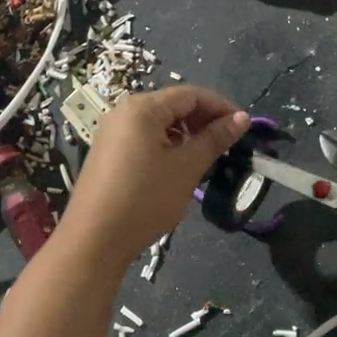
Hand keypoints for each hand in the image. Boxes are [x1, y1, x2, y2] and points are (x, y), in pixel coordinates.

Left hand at [56, 87, 249, 269]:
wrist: (92, 241)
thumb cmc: (144, 200)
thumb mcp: (186, 168)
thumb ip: (214, 139)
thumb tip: (242, 117)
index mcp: (143, 108)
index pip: (191, 95)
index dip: (220, 106)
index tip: (244, 126)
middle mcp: (124, 111)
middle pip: (173, 104)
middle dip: (203, 119)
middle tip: (227, 143)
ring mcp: (111, 131)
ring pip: (158, 121)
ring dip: (185, 133)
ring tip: (205, 156)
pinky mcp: (107, 151)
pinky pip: (143, 136)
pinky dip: (166, 143)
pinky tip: (176, 166)